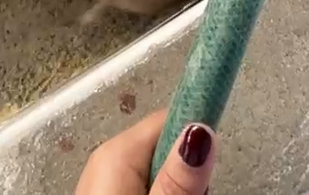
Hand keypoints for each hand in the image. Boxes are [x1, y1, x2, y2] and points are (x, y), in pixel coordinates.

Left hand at [75, 112, 215, 194]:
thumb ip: (178, 181)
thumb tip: (203, 129)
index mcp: (116, 152)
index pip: (173, 119)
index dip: (195, 145)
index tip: (204, 178)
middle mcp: (107, 161)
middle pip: (168, 152)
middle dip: (185, 185)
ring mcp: (104, 187)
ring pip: (159, 180)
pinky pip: (144, 194)